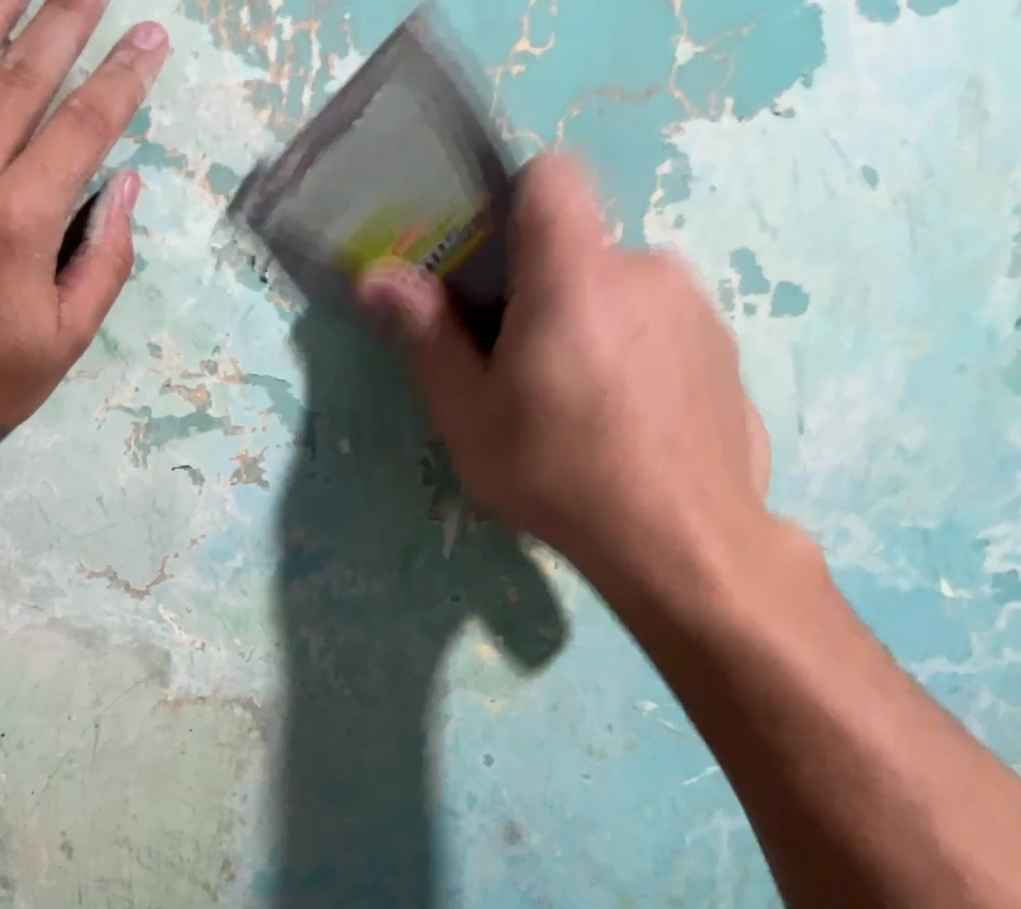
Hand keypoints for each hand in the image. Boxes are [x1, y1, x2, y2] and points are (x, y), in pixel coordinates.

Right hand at [360, 153, 775, 595]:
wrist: (681, 538)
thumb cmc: (554, 470)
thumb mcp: (466, 412)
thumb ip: (425, 334)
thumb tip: (376, 276)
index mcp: (573, 275)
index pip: (550, 177)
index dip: (510, 201)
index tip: (482, 262)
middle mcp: (644, 269)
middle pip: (574, 250)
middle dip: (535, 293)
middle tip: (510, 369)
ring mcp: (694, 308)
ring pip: (616, 292)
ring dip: (582, 326)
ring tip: (566, 406)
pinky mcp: (724, 348)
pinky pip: (655, 328)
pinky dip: (626, 355)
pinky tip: (616, 424)